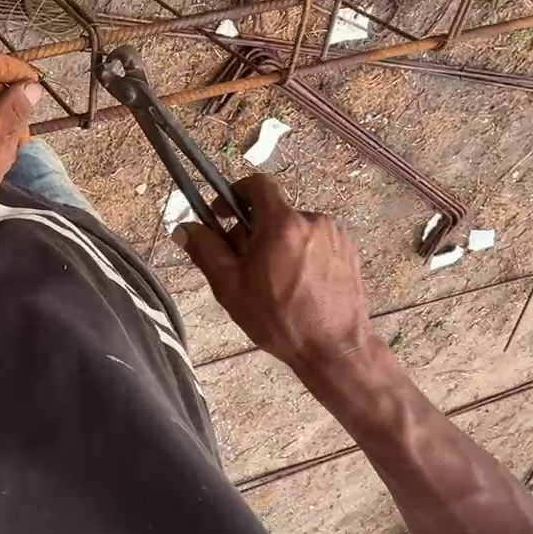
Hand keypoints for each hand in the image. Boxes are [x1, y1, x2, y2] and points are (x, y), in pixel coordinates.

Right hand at [175, 175, 378, 379]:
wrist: (334, 348)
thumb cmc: (277, 319)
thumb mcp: (230, 286)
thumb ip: (205, 250)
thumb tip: (184, 228)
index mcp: (282, 224)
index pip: (257, 185)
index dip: (235, 194)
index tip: (222, 215)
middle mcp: (312, 221)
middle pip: (272, 213)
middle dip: (252, 232)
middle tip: (242, 266)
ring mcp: (334, 235)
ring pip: (292, 229)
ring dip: (276, 245)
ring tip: (271, 281)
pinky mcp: (348, 251)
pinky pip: (313, 242)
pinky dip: (298, 254)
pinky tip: (295, 285)